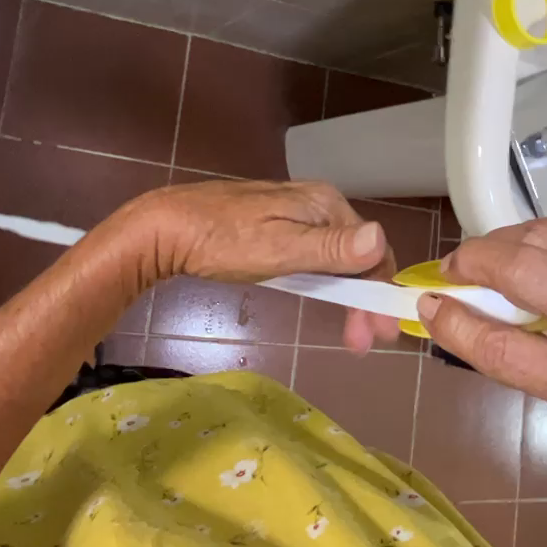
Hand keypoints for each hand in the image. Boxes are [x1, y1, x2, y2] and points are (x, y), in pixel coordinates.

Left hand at [108, 180, 401, 350]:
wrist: (165, 228)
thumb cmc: (222, 242)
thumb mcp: (279, 250)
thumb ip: (330, 248)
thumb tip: (381, 237)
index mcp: (323, 204)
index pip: (371, 250)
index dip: (379, 293)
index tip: (377, 334)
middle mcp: (316, 203)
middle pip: (356, 254)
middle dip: (365, 299)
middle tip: (361, 344)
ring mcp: (295, 213)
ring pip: (336, 257)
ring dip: (348, 295)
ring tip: (348, 333)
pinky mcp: (276, 225)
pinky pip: (314, 254)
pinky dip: (325, 281)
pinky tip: (323, 300)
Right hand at [418, 215, 546, 464]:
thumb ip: (525, 364)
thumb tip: (471, 316)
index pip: (503, 347)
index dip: (454, 322)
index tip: (427, 305)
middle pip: (521, 274)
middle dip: (471, 263)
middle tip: (453, 272)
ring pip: (543, 240)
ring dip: (499, 243)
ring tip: (484, 256)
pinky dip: (536, 233)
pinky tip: (525, 245)